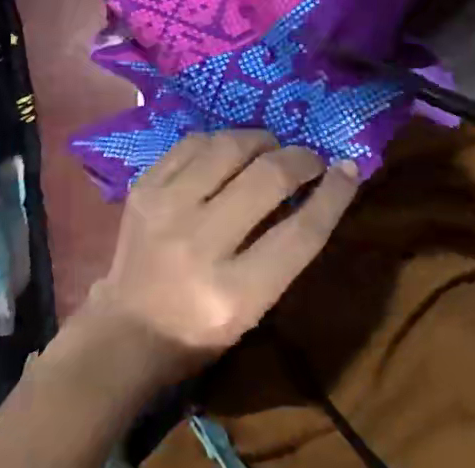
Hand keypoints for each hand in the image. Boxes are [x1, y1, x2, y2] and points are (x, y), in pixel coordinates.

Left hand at [81, 130, 360, 382]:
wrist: (125, 332)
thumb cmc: (203, 327)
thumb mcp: (257, 304)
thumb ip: (290, 246)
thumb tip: (332, 180)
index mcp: (235, 294)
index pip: (301, 232)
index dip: (334, 194)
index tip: (349, 168)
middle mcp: (199, 246)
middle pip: (268, 177)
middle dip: (301, 159)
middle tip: (310, 161)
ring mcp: (165, 211)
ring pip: (231, 146)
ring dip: (262, 142)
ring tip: (271, 152)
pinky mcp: (143, 188)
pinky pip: (195, 141)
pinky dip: (222, 141)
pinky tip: (229, 154)